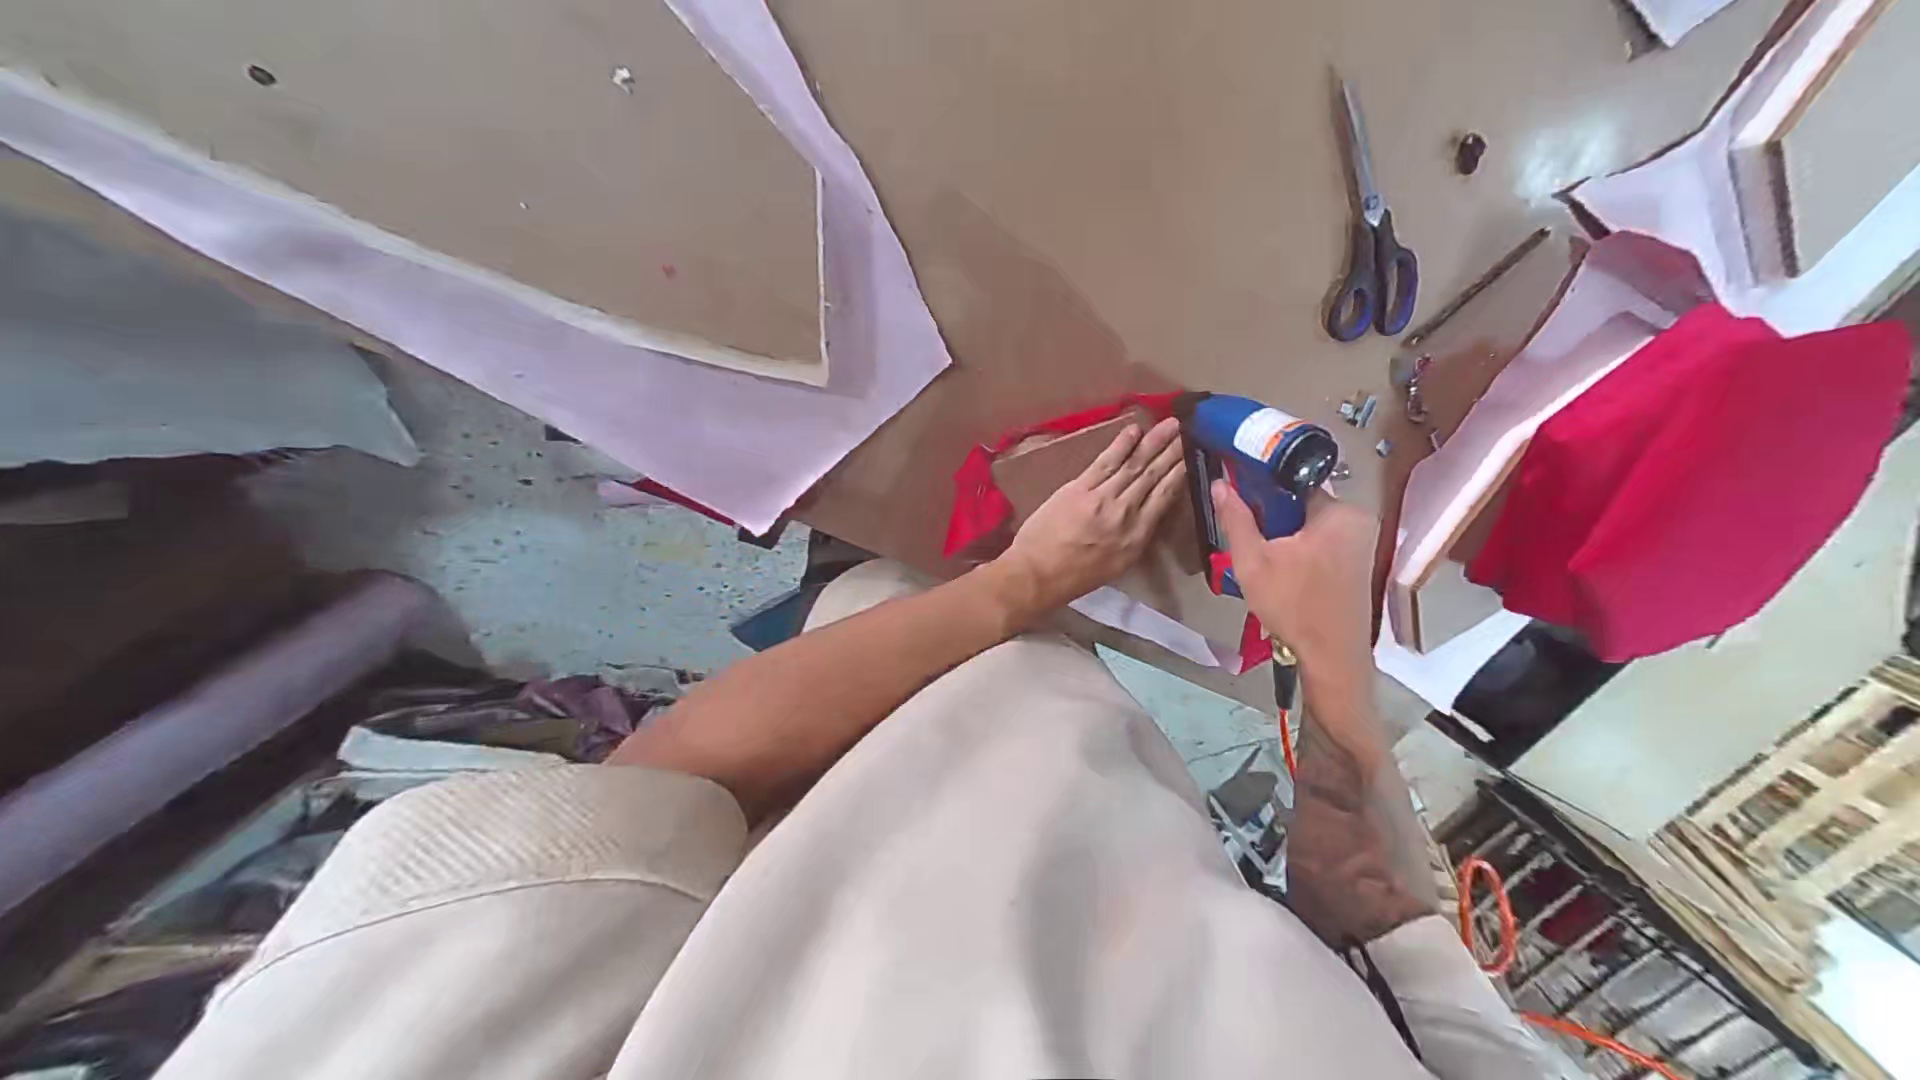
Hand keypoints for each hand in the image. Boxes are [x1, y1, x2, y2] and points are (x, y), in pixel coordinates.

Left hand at [995, 416, 1186, 615]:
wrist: (1037, 574)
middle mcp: (1124, 513)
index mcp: (1137, 536)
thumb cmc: (1075, 576)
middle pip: (1152, 476)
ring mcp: (1101, 498)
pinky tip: (1134, 431)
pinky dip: (1120, 446)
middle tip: (1188, 429)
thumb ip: (1136, 536)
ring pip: (1133, 465)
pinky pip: (1104, 463)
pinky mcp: (1077, 489)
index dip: (1180, 473)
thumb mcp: (1118, 564)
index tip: (1193, 455)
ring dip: (1153, 442)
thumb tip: (1149, 512)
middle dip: (1172, 451)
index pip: (1165, 497)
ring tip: (1171, 424)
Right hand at [1211, 480, 1374, 673]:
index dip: (1260, 489)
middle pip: (1300, 504)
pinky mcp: (1358, 561)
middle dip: (1271, 518)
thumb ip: (1236, 518)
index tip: (1237, 500)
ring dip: (1283, 536)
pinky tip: (1282, 571)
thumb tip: (1220, 482)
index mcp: (1338, 512)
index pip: (1291, 482)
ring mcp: (1362, 542)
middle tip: (1248, 540)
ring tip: (1262, 559)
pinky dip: (1299, 549)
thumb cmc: (1292, 605)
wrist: (1330, 656)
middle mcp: (1358, 519)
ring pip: (1308, 524)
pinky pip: (1321, 541)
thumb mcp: (1252, 561)